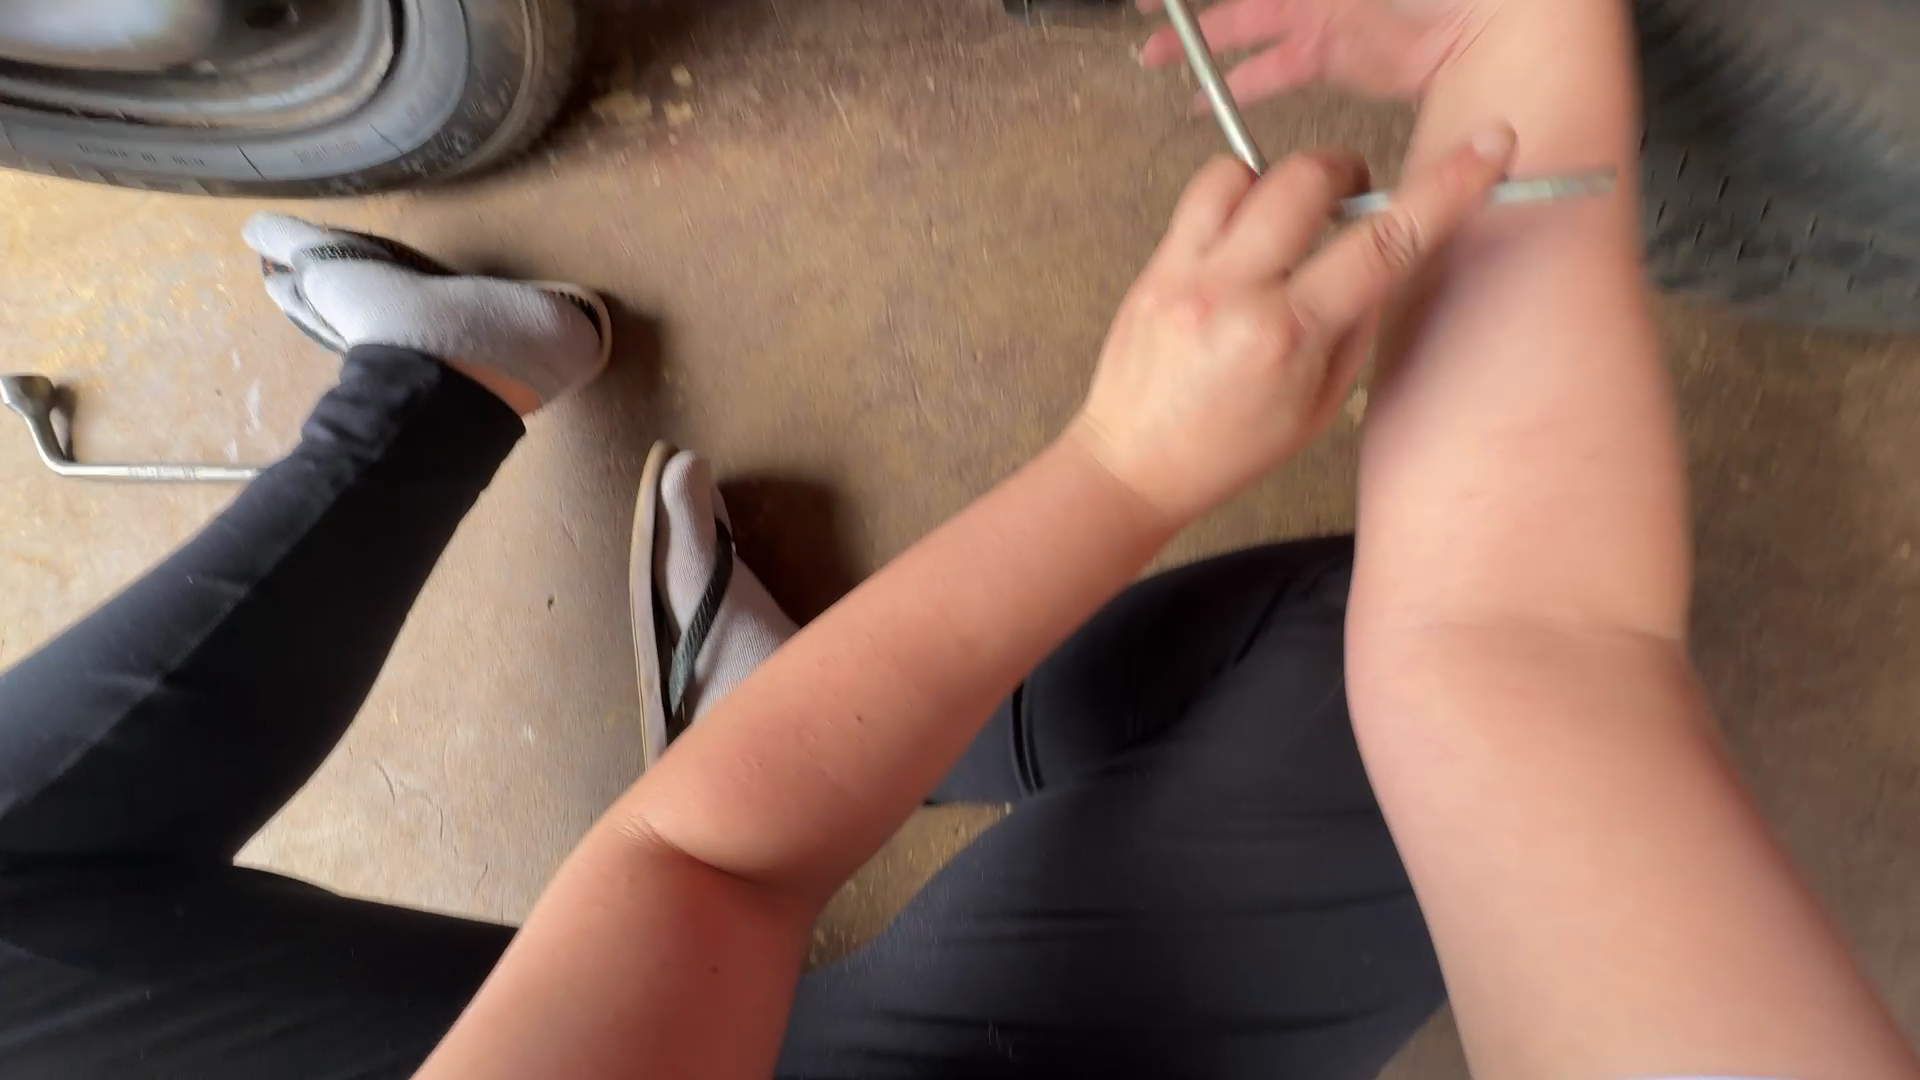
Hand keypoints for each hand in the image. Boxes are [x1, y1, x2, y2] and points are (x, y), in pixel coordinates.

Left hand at [1069, 125, 1515, 523]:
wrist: (1132, 467)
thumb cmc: (1225, 452)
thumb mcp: (1314, 409)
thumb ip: (1353, 328)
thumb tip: (1380, 259)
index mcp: (1285, 338)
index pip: (1382, 246)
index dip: (1444, 190)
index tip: (1487, 150)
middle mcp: (1230, 295)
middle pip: (1303, 179)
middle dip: (1342, 173)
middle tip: (1347, 201)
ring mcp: (1181, 278)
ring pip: (1237, 172)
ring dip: (1275, 182)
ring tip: (1279, 225)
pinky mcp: (1149, 275)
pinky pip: (1195, 204)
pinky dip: (1229, 204)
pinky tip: (1235, 246)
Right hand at [1137, 0, 1487, 104]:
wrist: (1491, 10)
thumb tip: (1245, 7)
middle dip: (1185, 3)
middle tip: (1138, 10)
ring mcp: (1316, 5)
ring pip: (1239, 21)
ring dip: (1196, 40)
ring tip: (1153, 56)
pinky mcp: (1326, 50)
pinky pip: (1269, 68)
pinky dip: (1236, 85)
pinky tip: (1203, 102)